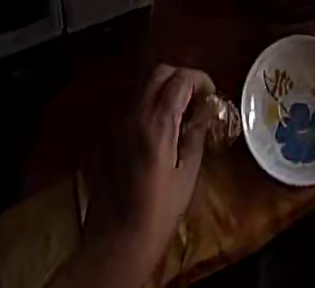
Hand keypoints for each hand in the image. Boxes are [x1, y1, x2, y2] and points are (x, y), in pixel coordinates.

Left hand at [85, 65, 213, 262]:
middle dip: (180, 77)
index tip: (210, 94)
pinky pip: (126, 106)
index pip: (180, 78)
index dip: (200, 79)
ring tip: (176, 110)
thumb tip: (206, 108)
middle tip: (194, 97)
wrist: (116, 241)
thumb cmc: (158, 211)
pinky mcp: (104, 135)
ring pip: (140, 86)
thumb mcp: (187, 173)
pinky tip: (153, 127)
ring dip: (160, 88)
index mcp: (157, 123)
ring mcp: (114, 123)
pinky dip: (144, 104)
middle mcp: (133, 114)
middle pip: (158, 72)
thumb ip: (196, 133)